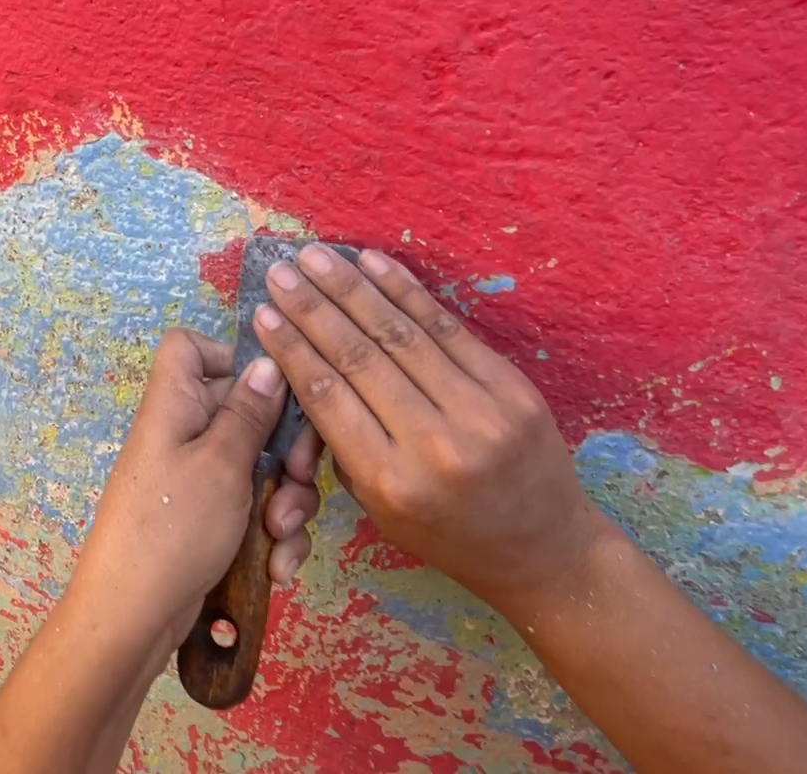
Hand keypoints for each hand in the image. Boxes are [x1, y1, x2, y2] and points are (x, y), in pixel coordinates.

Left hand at [68, 329, 324, 658]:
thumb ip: (249, 412)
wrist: (135, 613)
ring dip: (284, 502)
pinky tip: (276, 567)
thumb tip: (267, 362)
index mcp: (174, 403)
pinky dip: (270, 534)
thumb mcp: (221, 464)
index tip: (267, 390)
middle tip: (296, 479)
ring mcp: (197, 476)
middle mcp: (184, 432)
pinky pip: (252, 506)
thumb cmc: (174, 526)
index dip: (226, 356)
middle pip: (245, 410)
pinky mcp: (209, 515)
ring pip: (259, 465)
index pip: (189, 347)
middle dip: (282, 450)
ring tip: (279, 535)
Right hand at [253, 244, 607, 605]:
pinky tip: (372, 261)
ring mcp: (480, 411)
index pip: (326, 394)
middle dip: (310, 307)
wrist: (544, 550)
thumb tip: (300, 365)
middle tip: (279, 272)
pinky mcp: (512, 387)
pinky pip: (446, 326)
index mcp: (389, 479)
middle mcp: (434, 443)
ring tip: (314, 256)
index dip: (290, 347)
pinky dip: (405, 289)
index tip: (262, 311)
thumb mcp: (374, 503)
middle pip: (357, 356)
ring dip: (349, 287)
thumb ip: (339, 438)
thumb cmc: (443, 530)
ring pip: (398, 333)